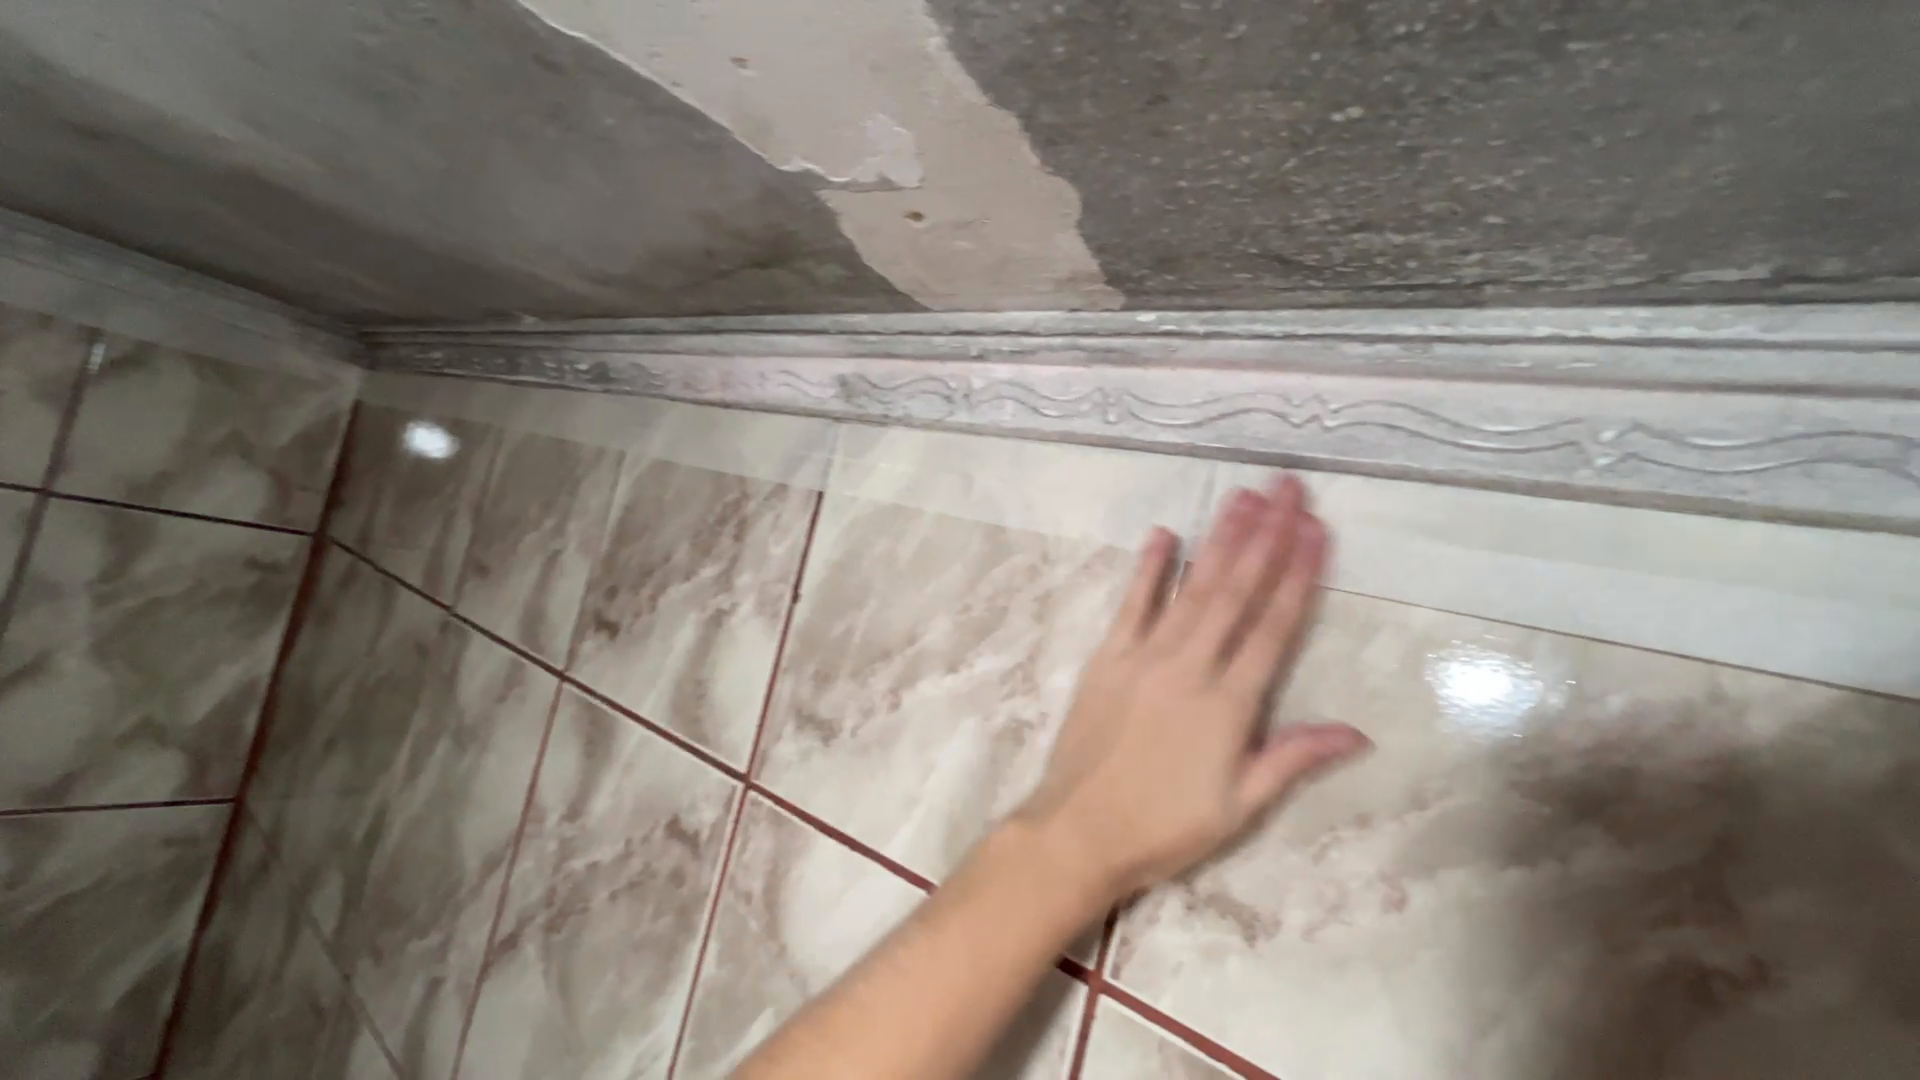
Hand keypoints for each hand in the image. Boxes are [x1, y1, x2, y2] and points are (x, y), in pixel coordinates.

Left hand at [1016, 474, 1370, 900]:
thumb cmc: (1164, 828)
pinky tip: (1164, 534)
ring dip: (1218, 540)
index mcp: (1227, 705)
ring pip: (1190, 589)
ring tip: (1243, 497)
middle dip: (1265, 537)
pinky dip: (1149, 569)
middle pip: (1234, 593)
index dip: (1298, 576)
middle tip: (1288, 488)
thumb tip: (1358, 731)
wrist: (1077, 831)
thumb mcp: (1239, 807)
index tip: (1317, 529)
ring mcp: (1142, 658)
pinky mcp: (1106, 658)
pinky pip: (1131, 605)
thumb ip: (1293, 759)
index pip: (1272, 628)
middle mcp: (1188, 668)